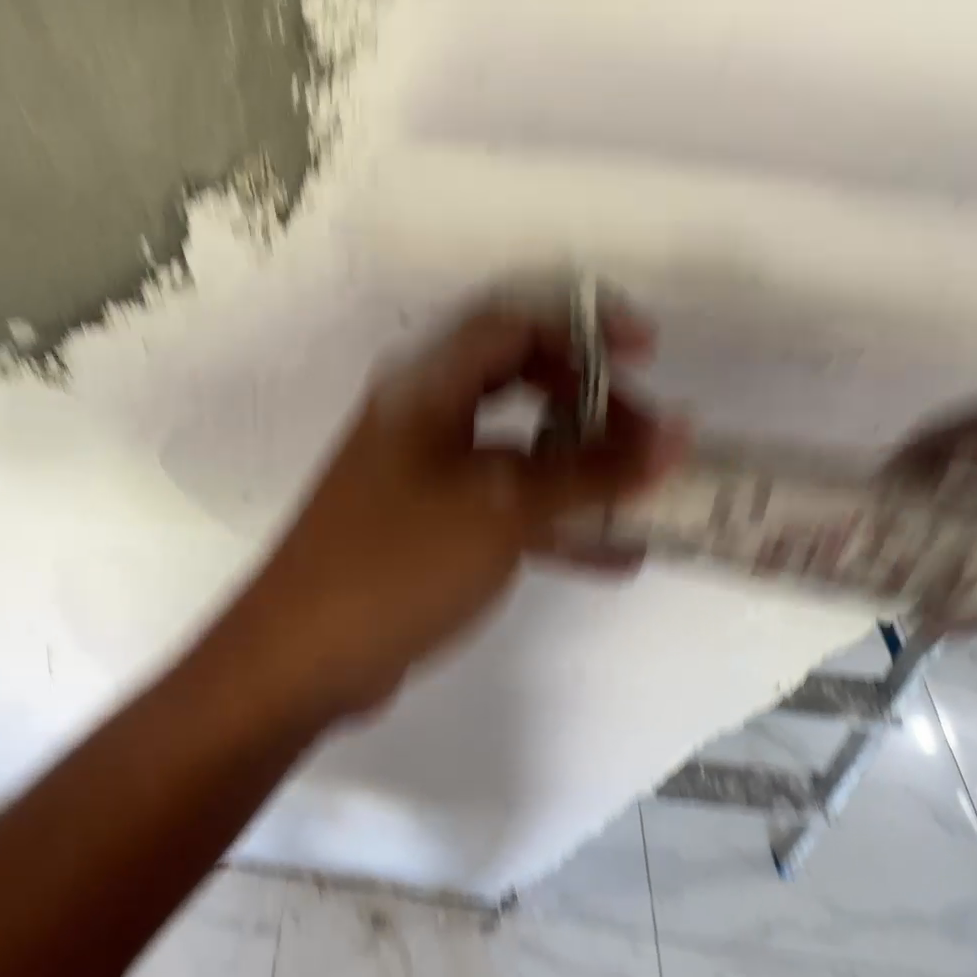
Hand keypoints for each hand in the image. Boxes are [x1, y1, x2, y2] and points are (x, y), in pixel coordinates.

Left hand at [217, 300, 689, 721]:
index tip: (646, 355)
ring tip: (643, 494)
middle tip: (644, 430)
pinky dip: (550, 521)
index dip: (584, 328)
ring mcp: (418, 474)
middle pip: (516, 378)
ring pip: (512, 447)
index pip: (513, 323)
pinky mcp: (422, 527)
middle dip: (588, 399)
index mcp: (425, 385)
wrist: (301, 653)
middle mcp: (419, 416)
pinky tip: (611, 556)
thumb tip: (675, 437)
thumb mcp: (501, 509)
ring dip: (577, 466)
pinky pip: (498, 506)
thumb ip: (588, 472)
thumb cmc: (398, 560)